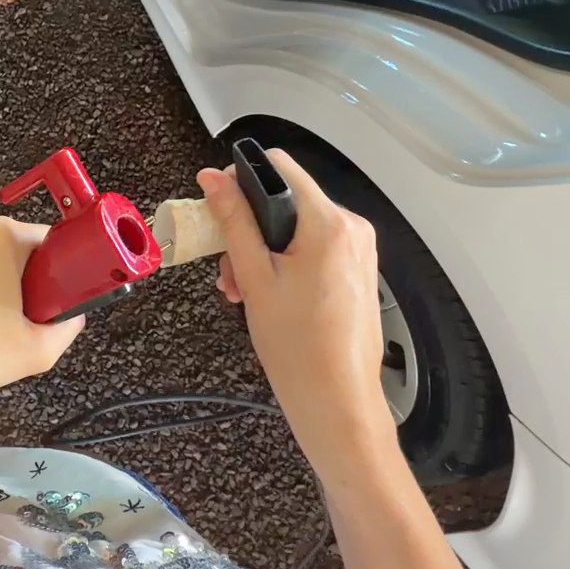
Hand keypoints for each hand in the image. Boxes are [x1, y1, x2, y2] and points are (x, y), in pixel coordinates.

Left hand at [0, 214, 83, 440]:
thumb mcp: (39, 349)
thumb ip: (69, 326)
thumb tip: (73, 315)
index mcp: (4, 234)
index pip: (53, 242)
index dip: (64, 272)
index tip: (61, 305)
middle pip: (23, 250)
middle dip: (33, 283)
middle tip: (31, 325)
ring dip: (5, 289)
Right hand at [198, 151, 397, 483]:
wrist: (338, 402)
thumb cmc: (298, 346)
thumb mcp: (254, 276)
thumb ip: (233, 220)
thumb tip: (212, 177)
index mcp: (329, 224)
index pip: (278, 166)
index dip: (240, 178)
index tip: (217, 207)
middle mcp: (351, 229)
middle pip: (284, 199)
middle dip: (246, 225)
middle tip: (226, 264)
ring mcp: (358, 250)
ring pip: (293, 226)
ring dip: (259, 248)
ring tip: (241, 288)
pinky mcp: (355, 270)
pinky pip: (310, 247)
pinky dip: (281, 261)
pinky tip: (263, 294)